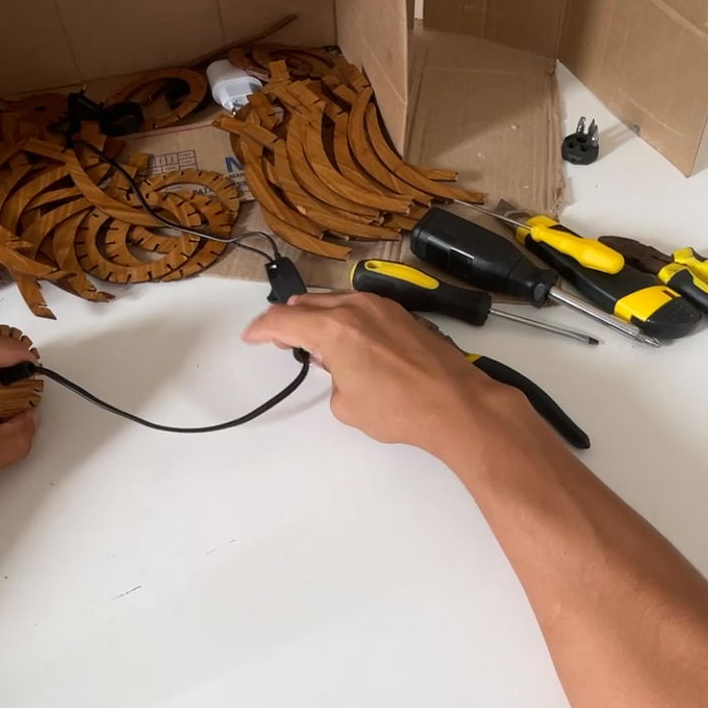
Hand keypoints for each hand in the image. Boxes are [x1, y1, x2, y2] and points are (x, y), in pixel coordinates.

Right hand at [242, 293, 527, 457]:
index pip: (283, 320)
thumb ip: (332, 380)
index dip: (261, 329)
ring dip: (318, 315)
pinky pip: (362, 307)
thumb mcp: (347, 405)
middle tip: (278, 336)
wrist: (454, 404)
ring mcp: (383, 308)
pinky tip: (348, 337)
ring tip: (311, 336)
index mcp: (334, 328)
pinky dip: (345, 317)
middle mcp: (357, 308)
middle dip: (289, 320)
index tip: (252, 335)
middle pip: (308, 304)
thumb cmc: (404, 407)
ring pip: (336, 301)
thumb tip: (341, 373)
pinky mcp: (403, 315)